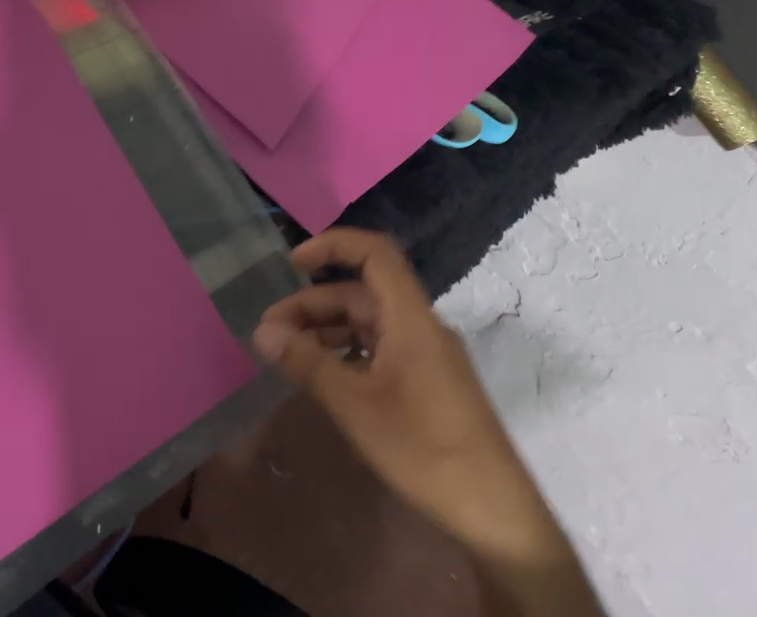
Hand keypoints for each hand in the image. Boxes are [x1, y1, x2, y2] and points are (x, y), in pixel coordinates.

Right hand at [253, 230, 601, 615]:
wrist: (494, 511)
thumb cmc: (424, 451)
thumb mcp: (355, 406)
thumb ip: (307, 362)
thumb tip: (262, 331)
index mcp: (412, 320)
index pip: (375, 254)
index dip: (332, 246)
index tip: (290, 265)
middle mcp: (421, 327)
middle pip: (362, 293)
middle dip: (312, 305)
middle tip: (269, 333)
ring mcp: (427, 356)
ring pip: (368, 323)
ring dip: (325, 330)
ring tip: (286, 355)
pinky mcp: (428, 382)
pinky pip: (380, 348)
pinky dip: (346, 352)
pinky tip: (322, 375)